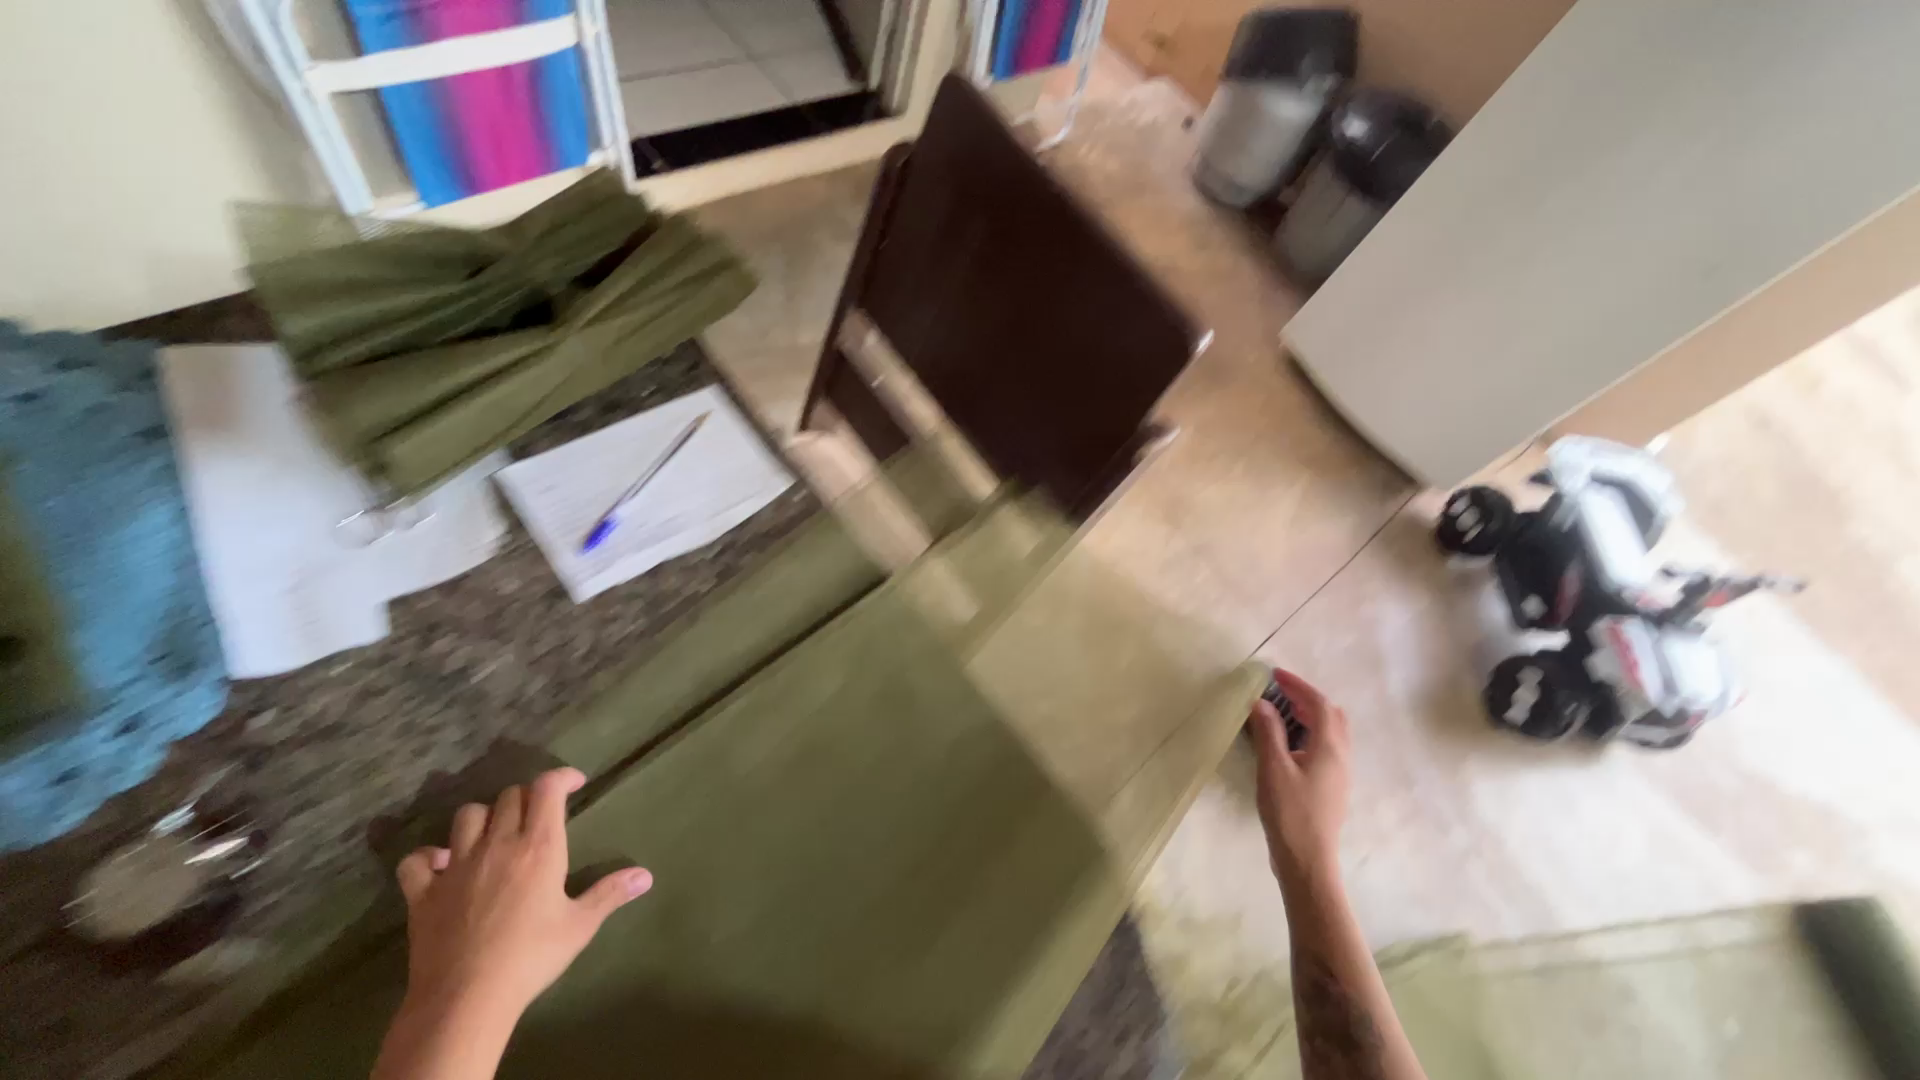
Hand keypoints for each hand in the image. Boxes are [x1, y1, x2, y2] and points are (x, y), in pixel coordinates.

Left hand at [394, 767, 653, 1019]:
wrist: (466, 998)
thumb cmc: (531, 957)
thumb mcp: (580, 925)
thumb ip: (610, 894)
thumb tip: (645, 875)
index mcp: (539, 847)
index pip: (546, 789)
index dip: (561, 777)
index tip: (574, 783)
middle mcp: (497, 845)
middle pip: (509, 797)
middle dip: (527, 799)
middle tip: (539, 817)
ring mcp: (456, 866)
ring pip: (466, 816)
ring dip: (483, 818)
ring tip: (494, 835)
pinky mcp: (423, 892)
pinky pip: (417, 860)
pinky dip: (428, 857)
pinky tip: (441, 866)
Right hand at [1247, 669, 1350, 887]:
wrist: (1308, 860)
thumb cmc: (1290, 812)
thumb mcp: (1273, 768)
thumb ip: (1269, 732)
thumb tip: (1262, 702)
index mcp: (1330, 747)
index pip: (1319, 704)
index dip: (1298, 685)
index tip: (1275, 675)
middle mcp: (1341, 757)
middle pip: (1332, 716)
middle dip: (1307, 698)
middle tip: (1280, 693)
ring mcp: (1340, 774)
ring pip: (1331, 733)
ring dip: (1310, 716)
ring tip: (1281, 714)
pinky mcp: (1332, 788)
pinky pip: (1326, 748)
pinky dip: (1310, 734)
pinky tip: (1289, 746)